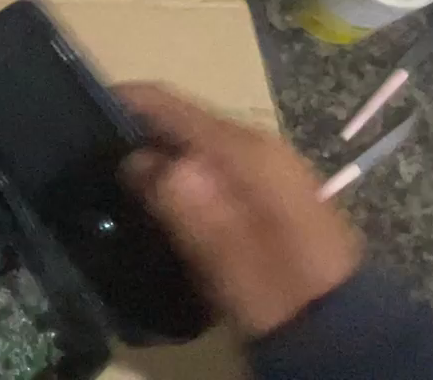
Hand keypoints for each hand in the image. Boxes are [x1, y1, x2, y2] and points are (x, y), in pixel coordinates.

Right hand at [115, 83, 362, 336]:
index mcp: (244, 149)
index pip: (168, 100)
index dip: (123, 99)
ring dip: (158, 150)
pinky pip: (210, 157)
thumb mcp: (225, 258)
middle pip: (180, 116)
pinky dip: (181, 166)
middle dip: (137, 129)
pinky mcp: (269, 182)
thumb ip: (184, 205)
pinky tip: (163, 195)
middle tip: (97, 156)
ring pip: (194, 137)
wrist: (349, 333)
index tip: (83, 109)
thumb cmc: (281, 294)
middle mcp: (256, 142)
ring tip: (120, 175)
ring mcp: (266, 161)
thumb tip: (135, 159)